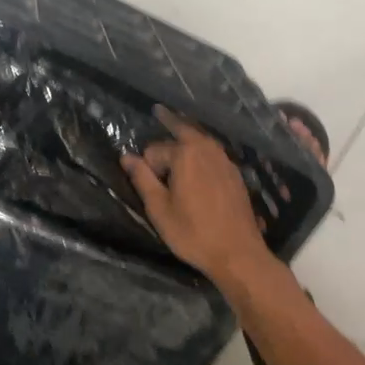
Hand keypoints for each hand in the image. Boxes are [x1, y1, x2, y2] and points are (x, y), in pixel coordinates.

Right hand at [122, 107, 277, 289]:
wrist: (238, 254)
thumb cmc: (193, 232)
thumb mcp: (158, 208)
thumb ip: (141, 178)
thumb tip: (126, 156)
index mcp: (185, 154)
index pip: (154, 150)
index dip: (147, 166)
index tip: (148, 183)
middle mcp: (207, 150)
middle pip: (182, 130)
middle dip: (169, 124)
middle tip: (159, 111)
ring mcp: (225, 161)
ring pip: (200, 140)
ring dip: (187, 135)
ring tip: (176, 128)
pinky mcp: (235, 174)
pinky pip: (212, 153)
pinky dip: (201, 149)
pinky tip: (198, 158)